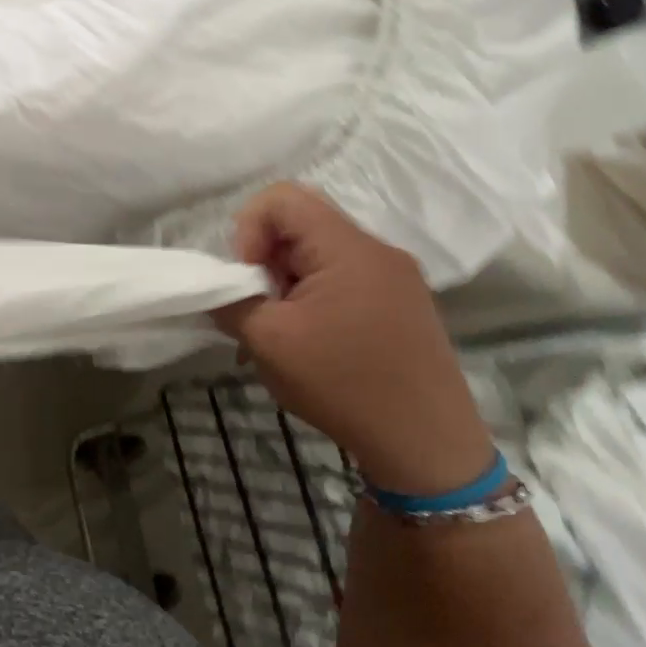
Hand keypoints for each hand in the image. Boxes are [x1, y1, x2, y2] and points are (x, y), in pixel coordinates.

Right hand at [211, 184, 493, 495]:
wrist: (427, 448)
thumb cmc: (344, 385)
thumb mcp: (266, 340)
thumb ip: (229, 299)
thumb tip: (218, 285)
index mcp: (350, 250)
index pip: (282, 198)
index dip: (248, 228)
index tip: (246, 276)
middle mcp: (379, 252)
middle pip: (301, 221)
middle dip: (264, 255)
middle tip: (259, 301)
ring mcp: (397, 279)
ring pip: (319, 250)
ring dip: (286, 278)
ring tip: (281, 326)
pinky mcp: (403, 304)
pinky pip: (342, 275)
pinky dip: (312, 293)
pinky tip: (309, 338)